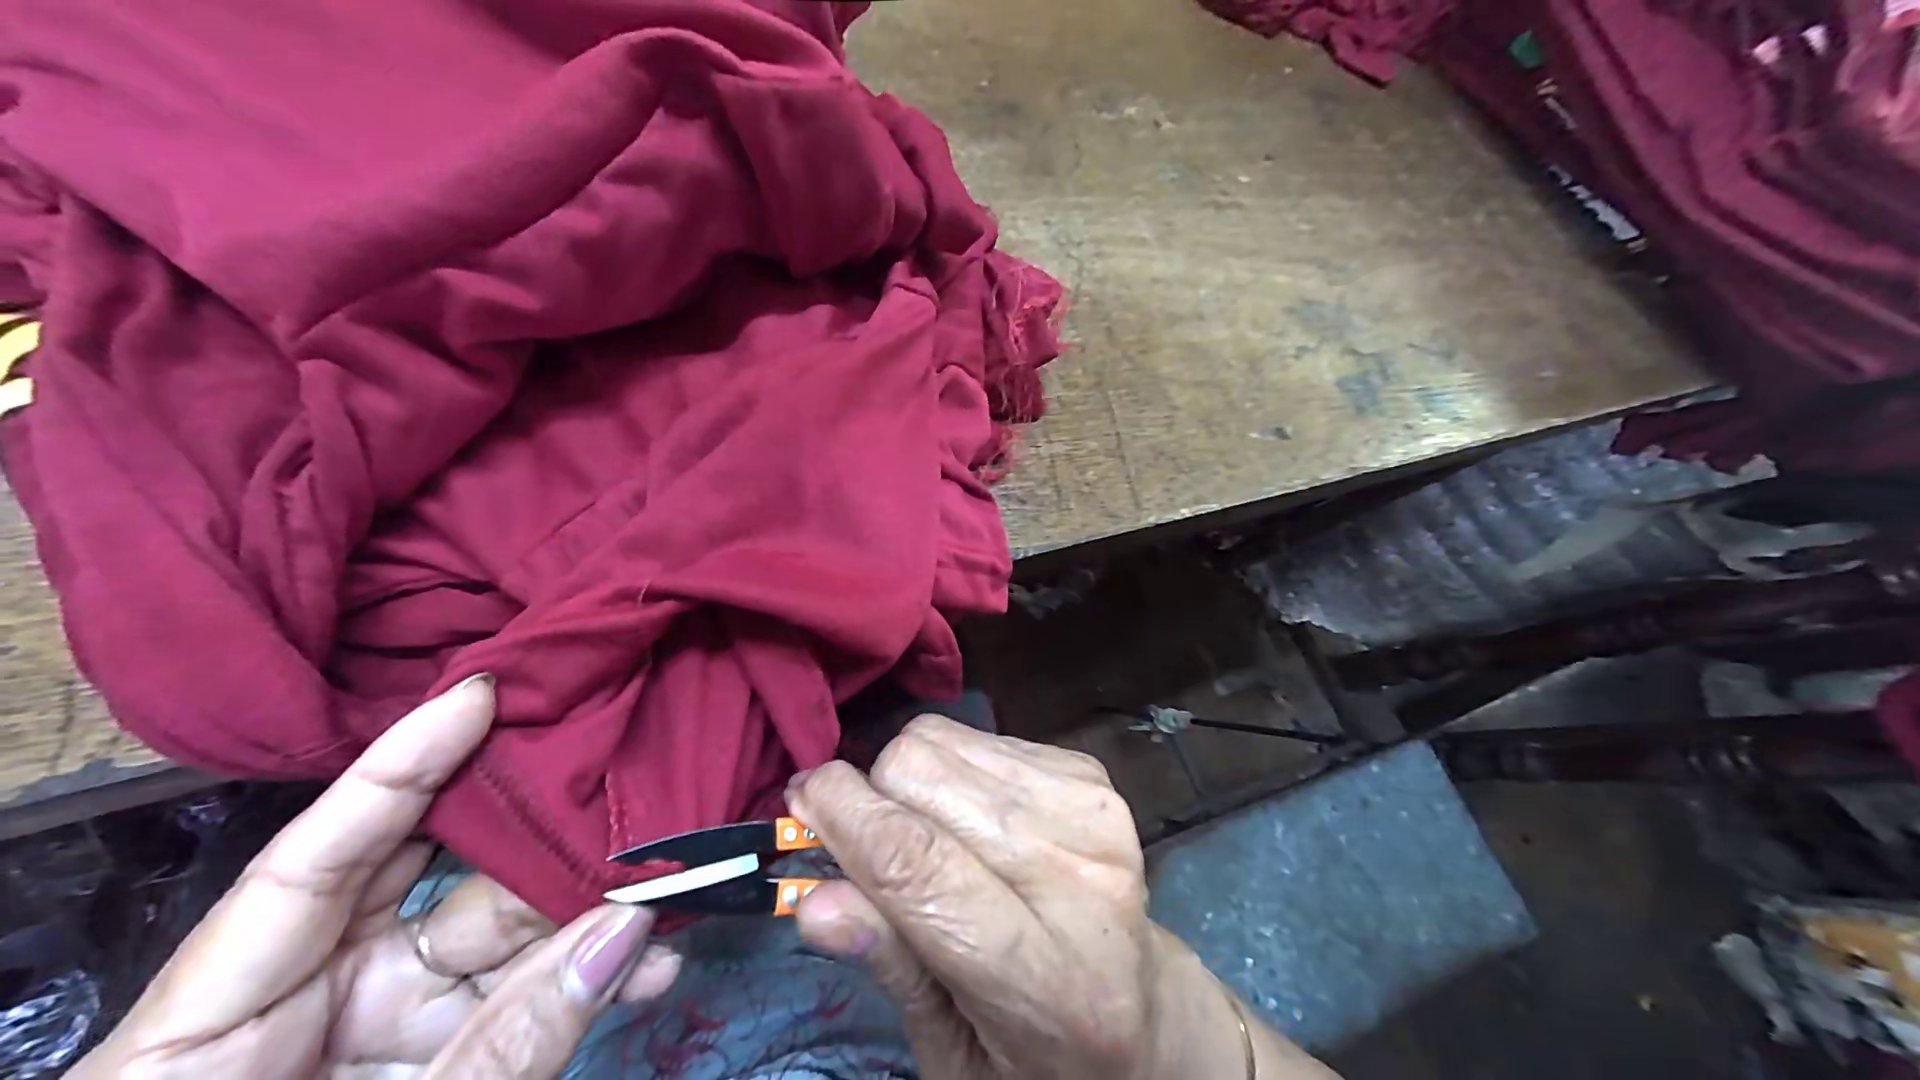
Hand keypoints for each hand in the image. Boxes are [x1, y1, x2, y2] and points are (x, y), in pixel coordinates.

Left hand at [72, 675, 680, 1079]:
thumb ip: (503, 1049)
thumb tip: (624, 932)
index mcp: (204, 1031)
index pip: (312, 862)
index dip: (397, 767)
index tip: (477, 693)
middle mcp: (296, 1007)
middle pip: (426, 891)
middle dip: (532, 845)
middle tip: (616, 789)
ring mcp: (367, 1033)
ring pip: (492, 943)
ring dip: (582, 922)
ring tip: (662, 897)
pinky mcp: (424, 1057)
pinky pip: (515, 999)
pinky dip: (579, 983)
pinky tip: (647, 968)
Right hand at [787, 715, 1337, 1079]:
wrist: (1144, 1001)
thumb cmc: (1035, 1048)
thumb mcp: (951, 1049)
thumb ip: (890, 963)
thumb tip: (813, 900)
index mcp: (1049, 979)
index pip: (921, 867)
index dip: (845, 819)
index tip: (798, 799)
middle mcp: (1081, 878)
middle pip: (924, 776)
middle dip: (870, 794)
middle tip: (863, 835)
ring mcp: (1093, 811)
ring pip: (943, 740)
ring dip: (908, 777)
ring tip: (924, 827)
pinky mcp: (1091, 773)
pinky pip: (975, 733)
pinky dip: (950, 765)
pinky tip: (969, 813)